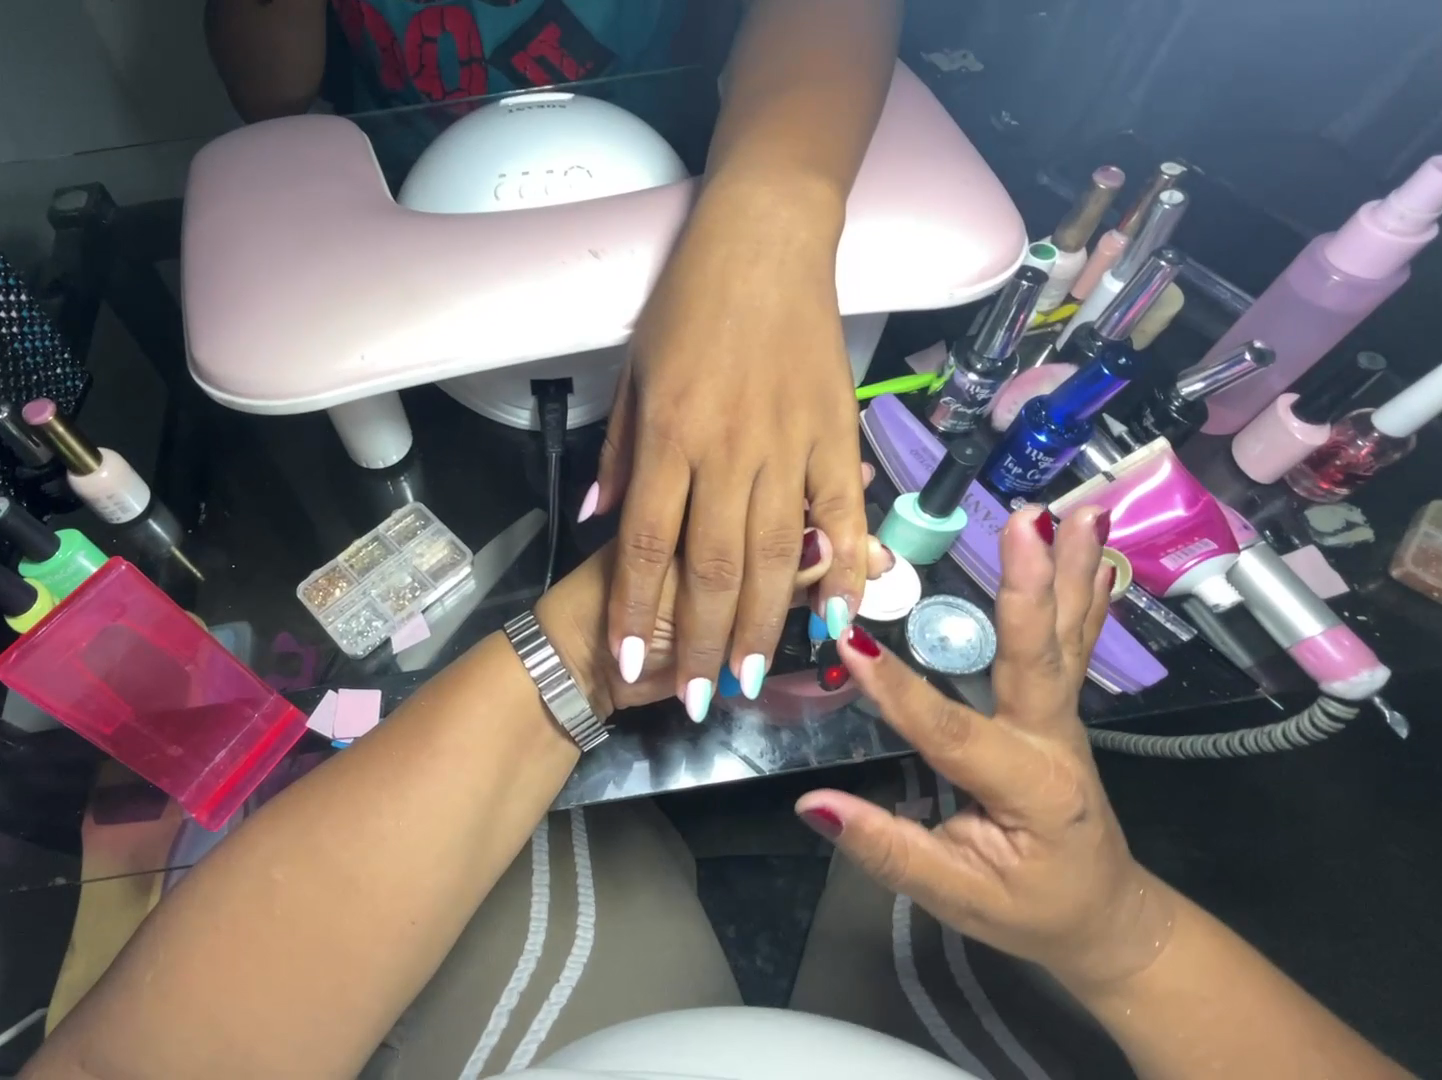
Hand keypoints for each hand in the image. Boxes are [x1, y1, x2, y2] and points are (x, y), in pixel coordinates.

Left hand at [586, 175, 872, 720]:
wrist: (767, 238)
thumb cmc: (687, 303)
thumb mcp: (633, 374)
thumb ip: (618, 457)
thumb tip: (596, 525)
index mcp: (669, 436)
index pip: (649, 546)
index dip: (638, 613)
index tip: (631, 667)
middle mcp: (728, 452)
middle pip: (711, 567)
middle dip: (700, 641)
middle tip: (696, 699)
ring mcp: (791, 445)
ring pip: (775, 556)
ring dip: (761, 625)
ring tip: (748, 680)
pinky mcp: (839, 434)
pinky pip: (845, 513)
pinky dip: (844, 570)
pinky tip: (838, 621)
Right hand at [795, 506, 1178, 990]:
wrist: (1107, 917)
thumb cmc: (1030, 910)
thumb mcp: (954, 895)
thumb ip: (886, 847)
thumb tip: (812, 803)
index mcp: (1027, 787)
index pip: (949, 728)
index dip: (895, 686)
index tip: (850, 638)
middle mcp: (1054, 741)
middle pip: (1038, 657)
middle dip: (1028, 587)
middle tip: (1025, 524)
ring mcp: (1065, 719)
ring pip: (1067, 637)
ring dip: (1071, 570)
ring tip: (1078, 510)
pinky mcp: (1062, 709)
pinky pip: (1073, 643)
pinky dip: (1085, 591)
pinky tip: (1095, 553)